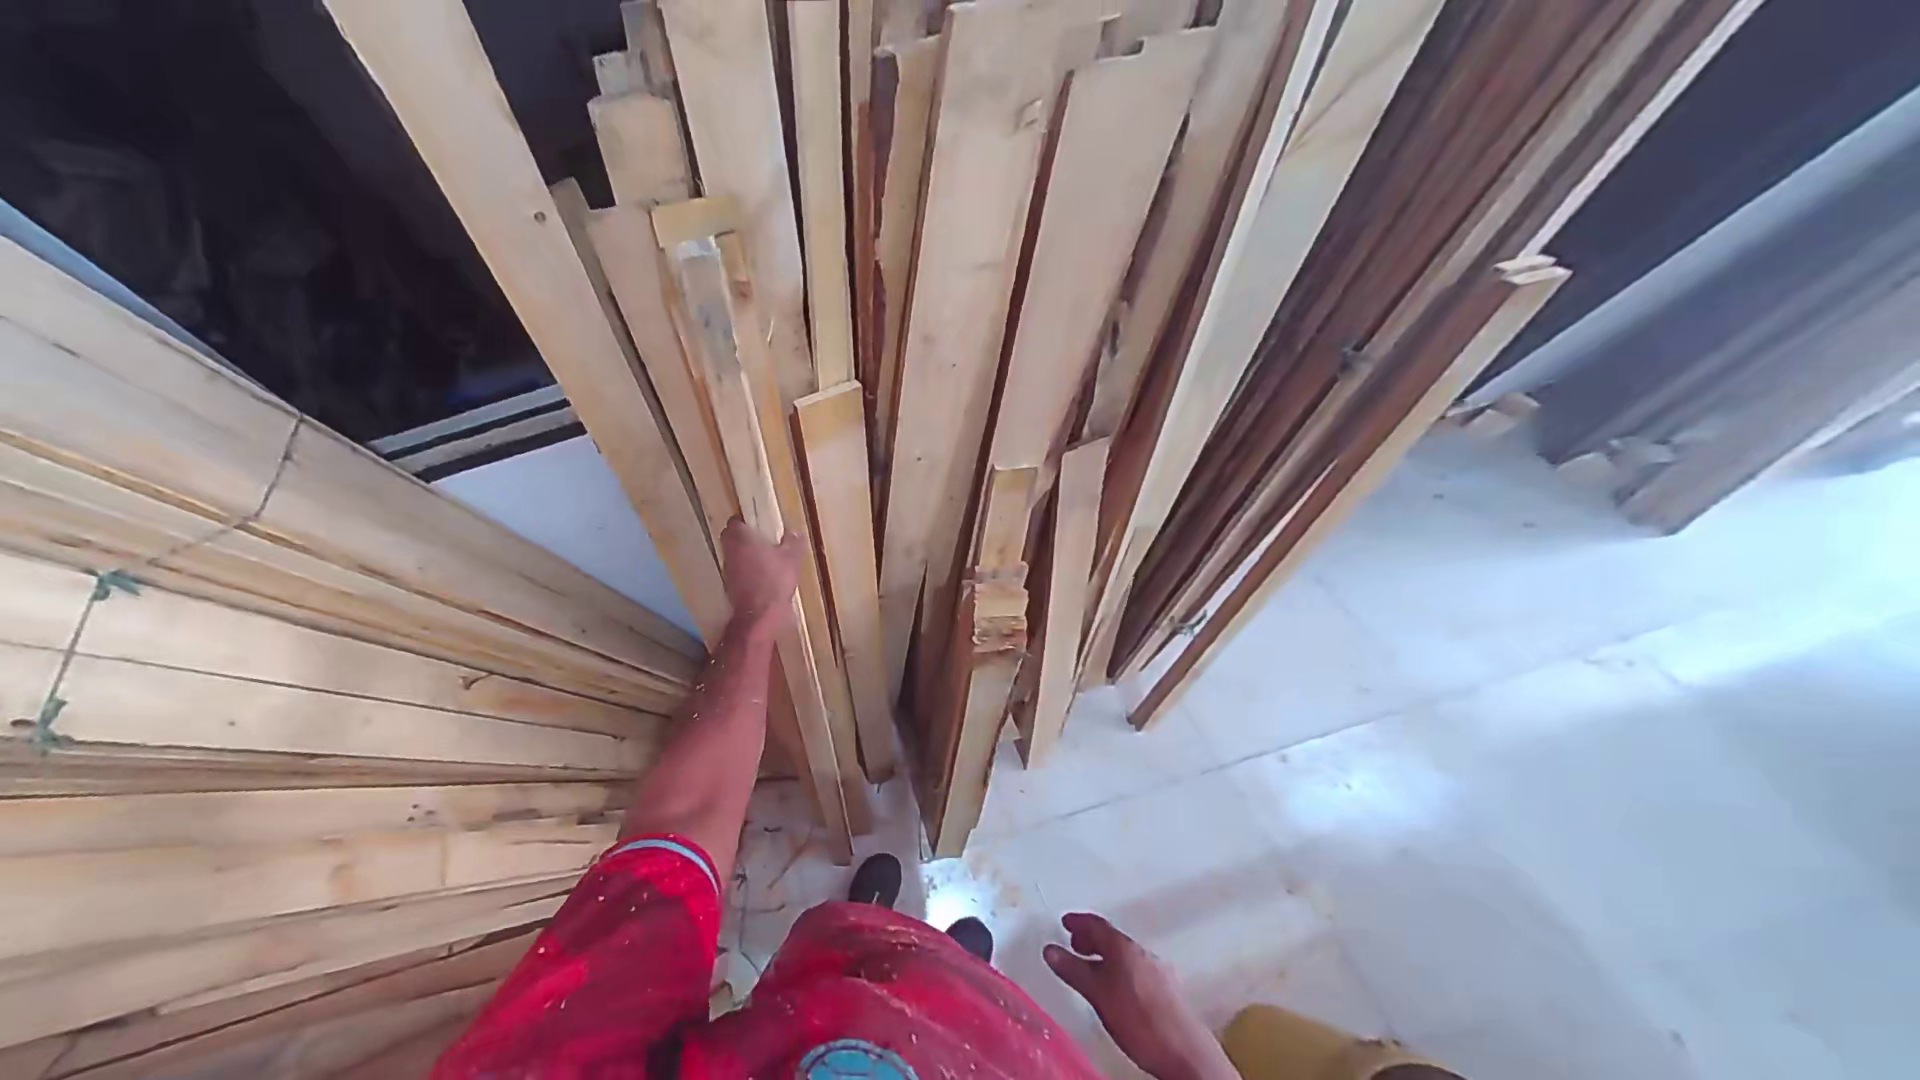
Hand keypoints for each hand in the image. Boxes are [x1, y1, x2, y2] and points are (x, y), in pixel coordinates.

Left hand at [719, 518, 801, 633]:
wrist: (760, 614)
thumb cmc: (775, 580)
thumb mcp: (791, 559)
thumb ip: (793, 543)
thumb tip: (795, 532)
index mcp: (741, 539)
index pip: (734, 522)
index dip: (745, 521)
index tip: (757, 523)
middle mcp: (730, 551)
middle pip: (730, 538)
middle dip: (743, 537)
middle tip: (760, 539)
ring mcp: (727, 570)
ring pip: (733, 555)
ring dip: (744, 555)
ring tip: (763, 558)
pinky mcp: (729, 586)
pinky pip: (736, 572)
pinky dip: (745, 571)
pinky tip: (761, 577)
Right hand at [1045, 913, 1237, 1079]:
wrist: (1185, 1053)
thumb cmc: (1137, 1019)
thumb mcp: (1098, 994)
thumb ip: (1073, 970)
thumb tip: (1050, 949)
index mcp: (1124, 947)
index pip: (1097, 924)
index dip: (1079, 921)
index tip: (1065, 921)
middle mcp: (1142, 952)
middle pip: (1112, 938)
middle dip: (1091, 938)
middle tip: (1074, 943)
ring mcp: (1157, 970)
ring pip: (1124, 954)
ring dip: (1105, 955)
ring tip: (1091, 967)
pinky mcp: (1166, 990)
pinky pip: (1135, 968)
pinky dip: (1119, 969)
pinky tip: (1116, 987)